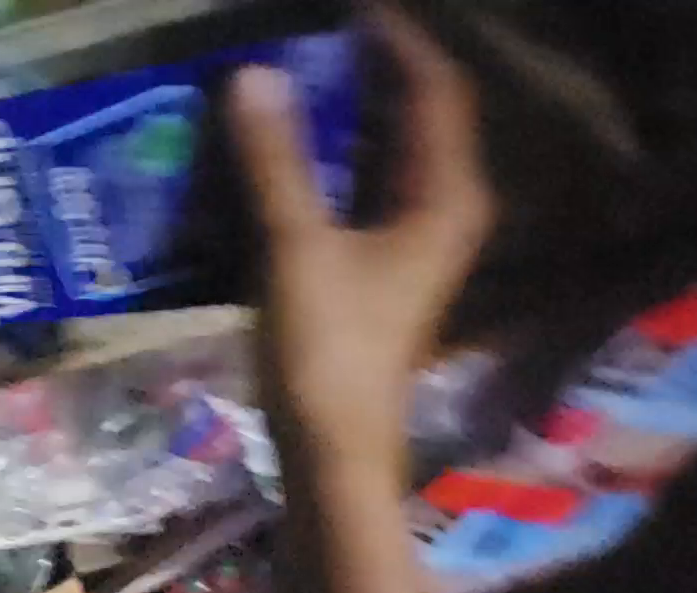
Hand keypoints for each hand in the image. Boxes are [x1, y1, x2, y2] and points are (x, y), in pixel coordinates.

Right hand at [230, 6, 494, 474]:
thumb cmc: (326, 349)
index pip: (431, 94)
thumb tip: (253, 79)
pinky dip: (323, 183)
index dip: (396, 45)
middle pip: (411, 128)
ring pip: (379, 171)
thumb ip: (276, 166)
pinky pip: (355, 208)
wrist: (332, 445)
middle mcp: (438, 217)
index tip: (349, 14)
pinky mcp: (373, 283)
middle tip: (307, 55)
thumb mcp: (296, 251)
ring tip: (287, 104)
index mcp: (443, 198)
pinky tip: (280, 178)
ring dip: (339, 136)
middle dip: (364, 87)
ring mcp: (406, 254)